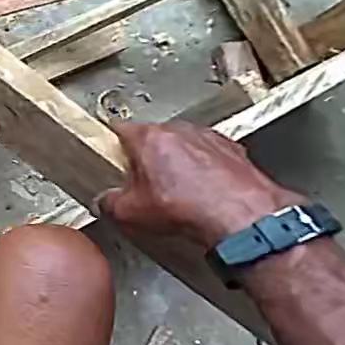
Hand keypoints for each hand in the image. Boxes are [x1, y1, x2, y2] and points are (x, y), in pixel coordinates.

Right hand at [98, 122, 305, 249]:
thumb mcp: (130, 212)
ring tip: (176, 192)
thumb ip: (110, 202)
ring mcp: (207, 136)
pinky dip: (202, 169)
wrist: (238, 214)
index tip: (113, 154)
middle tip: (144, 185)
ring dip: (177, 163)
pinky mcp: (230, 148)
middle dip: (147, 157)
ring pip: (182, 144)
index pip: (121, 129)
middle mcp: (178, 129)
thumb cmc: (188, 207)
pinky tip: (201, 192)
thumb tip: (106, 201)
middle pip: (153, 137)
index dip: (114, 143)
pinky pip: (207, 155)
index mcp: (148, 138)